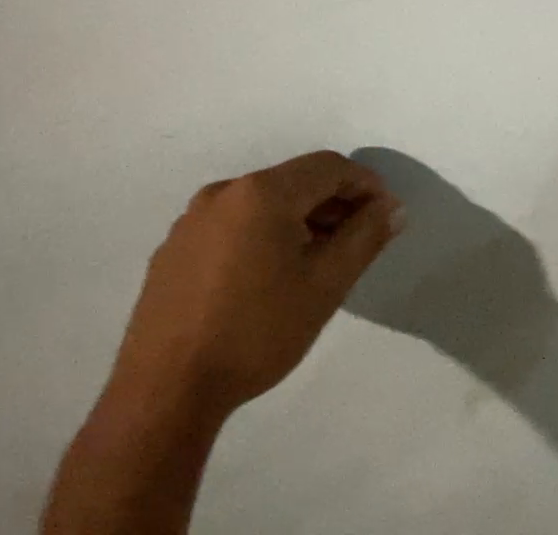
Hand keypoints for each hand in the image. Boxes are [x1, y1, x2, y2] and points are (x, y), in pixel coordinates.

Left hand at [108, 151, 402, 421]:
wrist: (165, 391)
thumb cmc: (256, 332)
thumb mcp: (325, 285)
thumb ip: (365, 237)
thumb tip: (392, 206)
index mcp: (262, 193)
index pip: (329, 167)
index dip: (365, 184)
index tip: (385, 216)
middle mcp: (223, 193)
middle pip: (294, 182)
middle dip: (333, 204)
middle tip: (358, 241)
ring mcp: (191, 221)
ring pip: (262, 204)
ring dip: (298, 221)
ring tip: (316, 263)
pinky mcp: (173, 251)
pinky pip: (232, 226)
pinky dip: (262, 236)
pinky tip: (267, 280)